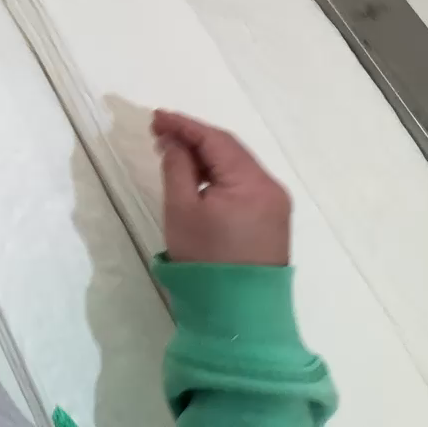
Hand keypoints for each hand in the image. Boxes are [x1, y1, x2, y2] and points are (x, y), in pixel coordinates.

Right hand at [152, 109, 290, 265]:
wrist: (238, 310)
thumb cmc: (205, 255)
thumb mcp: (181, 206)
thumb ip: (176, 165)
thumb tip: (172, 140)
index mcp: (252, 183)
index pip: (215, 140)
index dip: (183, 124)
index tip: (154, 116)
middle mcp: (270, 188)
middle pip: (228, 149)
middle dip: (193, 135)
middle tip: (158, 129)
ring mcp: (274, 204)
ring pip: (234, 164)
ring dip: (203, 152)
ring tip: (170, 148)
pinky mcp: (270, 217)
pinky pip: (240, 181)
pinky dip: (215, 170)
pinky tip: (194, 170)